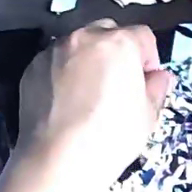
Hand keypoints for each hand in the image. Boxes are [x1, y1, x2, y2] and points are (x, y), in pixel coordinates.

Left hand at [16, 20, 172, 191]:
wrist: (59, 159)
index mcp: (119, 43)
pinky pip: (56, 62)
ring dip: (89, 60)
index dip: (149, 59)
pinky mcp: (32, 68)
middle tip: (118, 84)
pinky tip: (67, 102)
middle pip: (108, 32)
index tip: (146, 82)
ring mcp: (54, 51)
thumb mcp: (149, 115)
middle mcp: (85, 37)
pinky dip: (65, 73)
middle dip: (117, 52)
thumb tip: (159, 77)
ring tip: (89, 94)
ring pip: (79, 45)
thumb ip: (157, 88)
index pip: (143, 35)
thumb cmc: (112, 136)